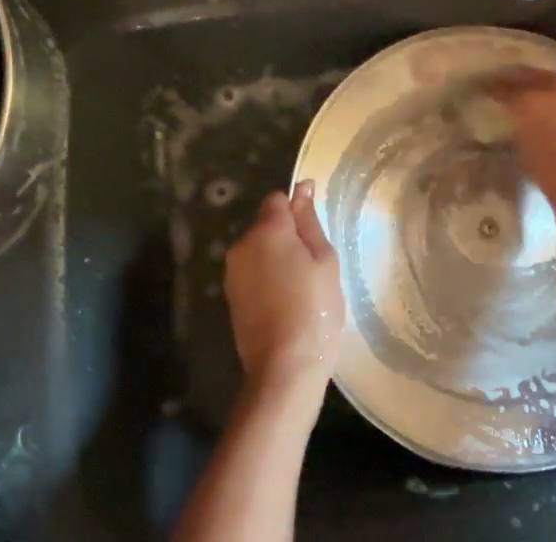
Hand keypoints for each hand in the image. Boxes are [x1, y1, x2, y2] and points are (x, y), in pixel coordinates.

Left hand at [225, 182, 344, 392]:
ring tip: (300, 287)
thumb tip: (302, 189)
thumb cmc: (314, 308)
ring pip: (258, 249)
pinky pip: (252, 272)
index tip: (315, 235)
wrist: (284, 366)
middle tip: (313, 266)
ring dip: (276, 257)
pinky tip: (285, 301)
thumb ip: (309, 222)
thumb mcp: (324, 260)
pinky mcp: (230, 296)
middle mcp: (242, 245)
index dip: (298, 210)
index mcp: (267, 230)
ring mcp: (232, 272)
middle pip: (266, 225)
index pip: (278, 200)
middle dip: (287, 236)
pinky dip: (267, 278)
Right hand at [484, 67, 555, 225]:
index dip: (488, 89)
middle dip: (511, 79)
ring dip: (536, 81)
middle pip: (527, 74)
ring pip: (551, 76)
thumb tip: (518, 121)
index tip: (479, 92)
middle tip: (498, 86)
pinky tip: (554, 100)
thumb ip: (522, 132)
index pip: (502, 87)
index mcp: (532, 102)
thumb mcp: (532, 160)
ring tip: (525, 91)